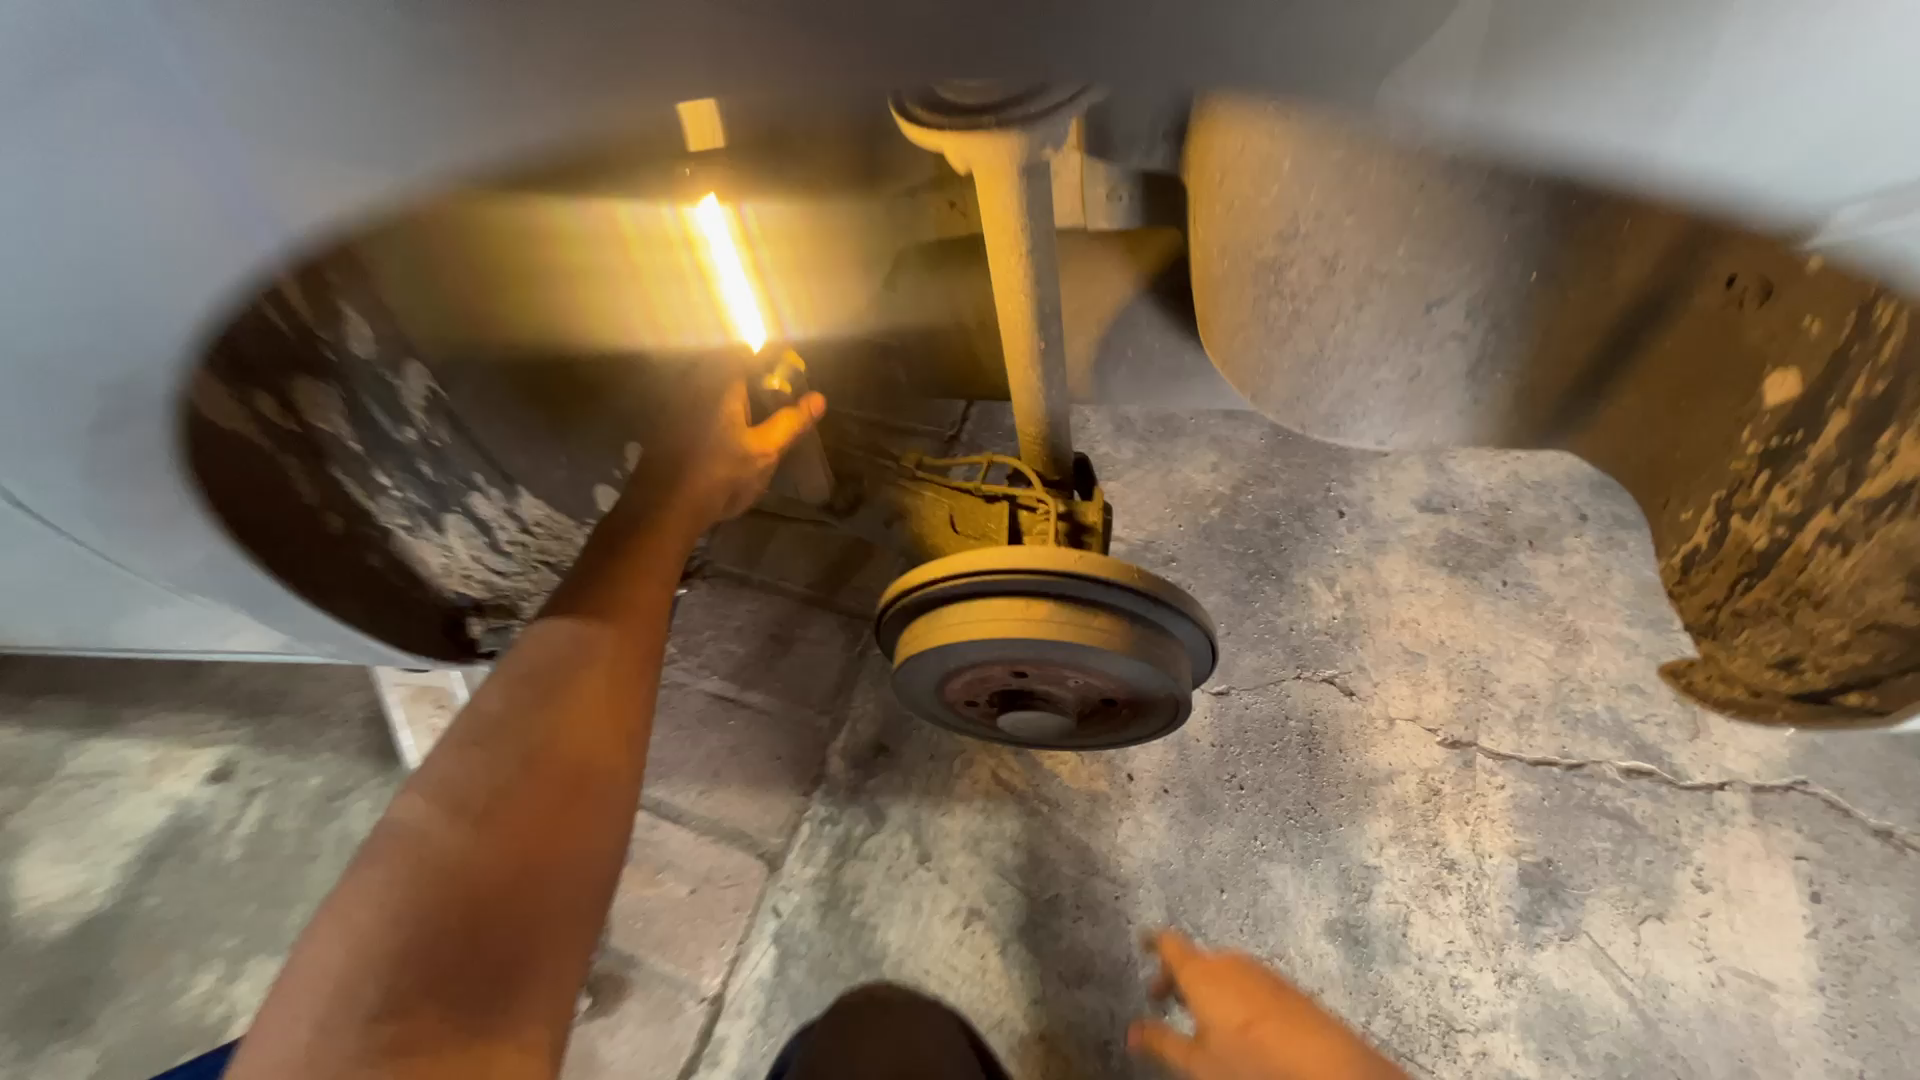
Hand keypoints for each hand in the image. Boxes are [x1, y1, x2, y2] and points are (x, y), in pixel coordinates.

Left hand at [633, 376, 825, 535]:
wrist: (663, 508)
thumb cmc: (719, 477)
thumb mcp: (764, 452)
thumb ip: (791, 422)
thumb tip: (819, 398)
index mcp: (720, 384)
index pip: (748, 352)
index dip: (773, 359)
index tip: (792, 375)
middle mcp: (693, 383)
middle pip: (726, 364)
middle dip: (753, 375)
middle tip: (776, 399)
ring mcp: (674, 402)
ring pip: (708, 383)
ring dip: (732, 392)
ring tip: (753, 417)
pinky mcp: (664, 423)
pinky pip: (694, 402)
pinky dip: (713, 408)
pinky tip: (724, 434)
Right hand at [1129, 930, 1405, 1079]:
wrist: (1331, 1071)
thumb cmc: (1253, 1065)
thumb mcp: (1199, 1061)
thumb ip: (1162, 1041)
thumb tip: (1131, 1032)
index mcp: (1201, 971)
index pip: (1168, 942)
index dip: (1152, 941)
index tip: (1141, 943)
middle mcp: (1230, 961)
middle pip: (1195, 958)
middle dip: (1178, 975)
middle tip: (1163, 999)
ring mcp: (1262, 972)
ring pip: (1224, 970)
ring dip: (1208, 986)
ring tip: (1202, 1019)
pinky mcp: (1288, 989)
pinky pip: (1249, 983)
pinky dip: (1234, 995)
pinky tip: (1240, 1027)